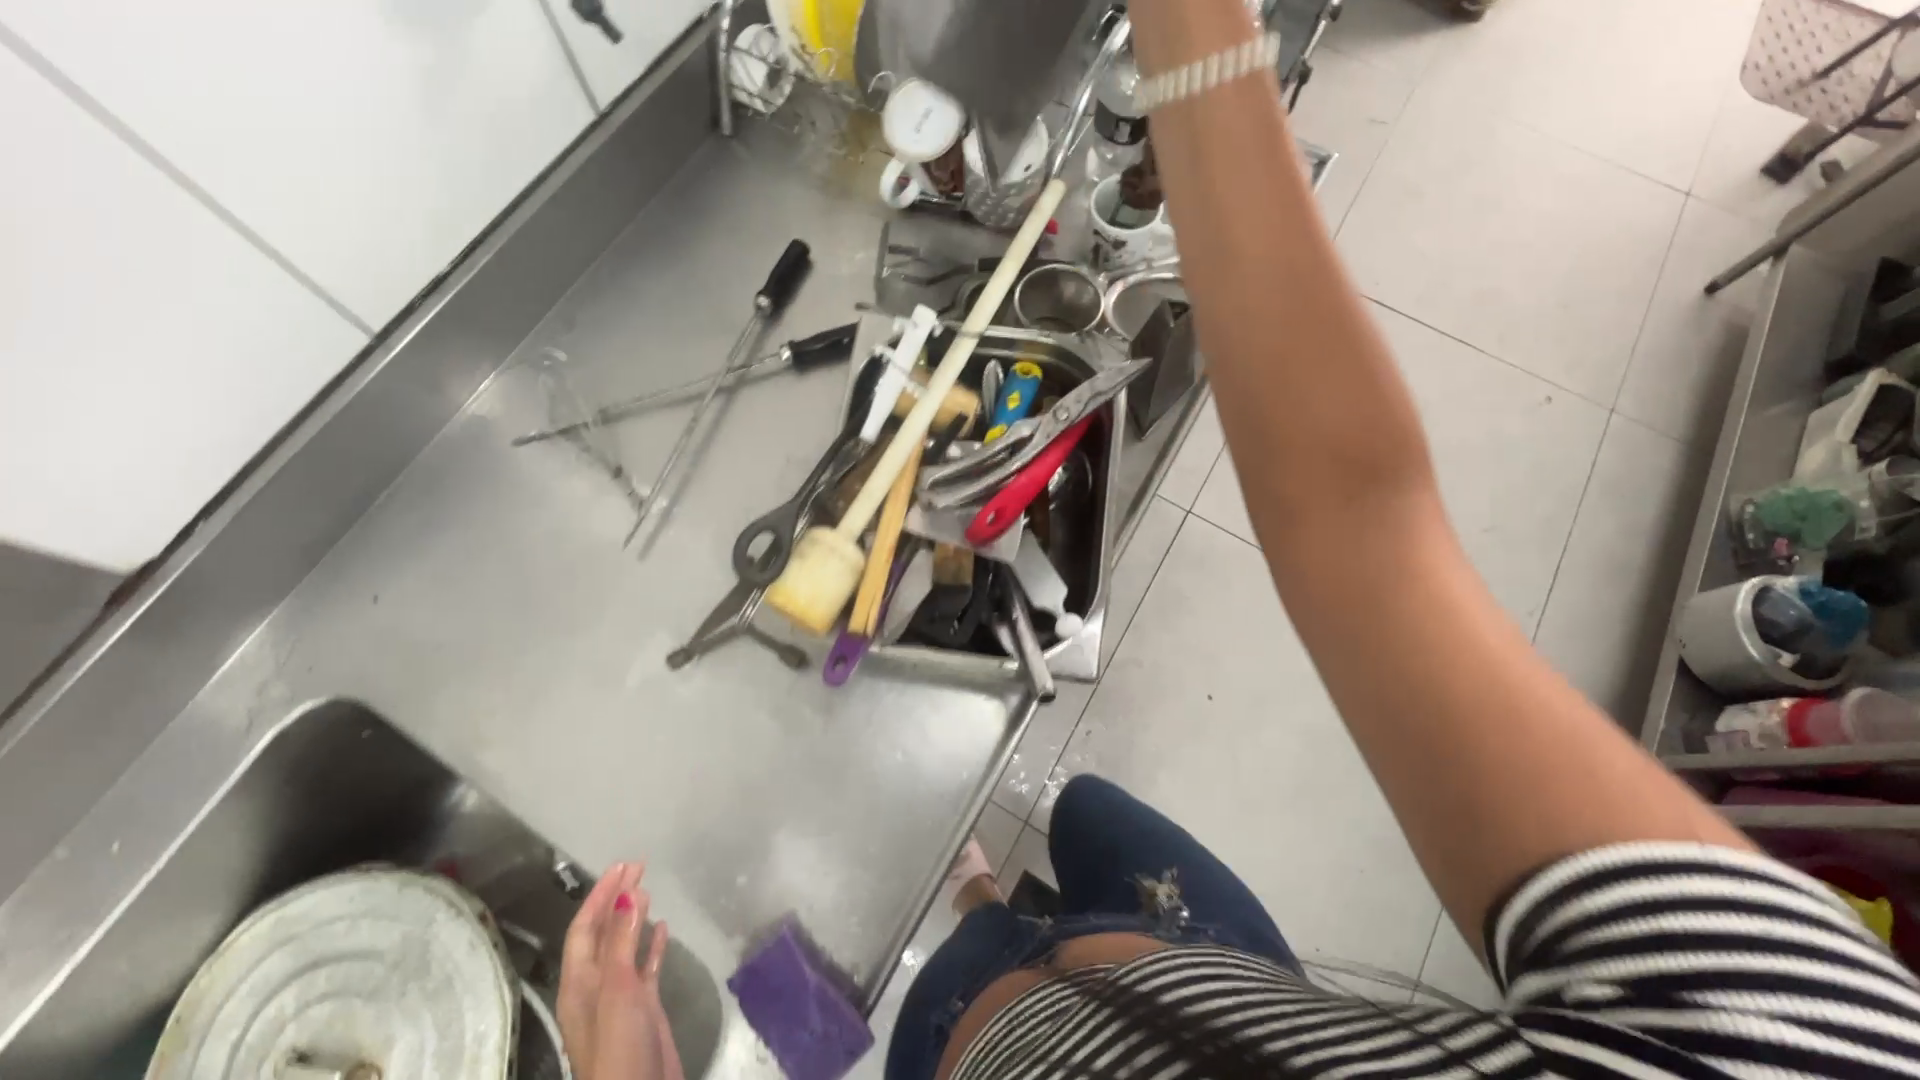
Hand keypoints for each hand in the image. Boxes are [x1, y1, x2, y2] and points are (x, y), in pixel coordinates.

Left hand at [558, 861, 685, 1079]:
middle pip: (603, 934)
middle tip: (637, 868)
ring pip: (624, 948)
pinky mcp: (643, 1010)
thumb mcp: (617, 991)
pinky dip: (652, 946)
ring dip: (633, 919)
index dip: (601, 895)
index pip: (585, 928)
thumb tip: (625, 896)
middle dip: (616, 900)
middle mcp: (595, 987)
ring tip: (648, 890)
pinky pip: (644, 968)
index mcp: (579, 983)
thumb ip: (621, 943)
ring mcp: (620, 1000)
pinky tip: (664, 929)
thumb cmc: (619, 1047)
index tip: (623, 866)